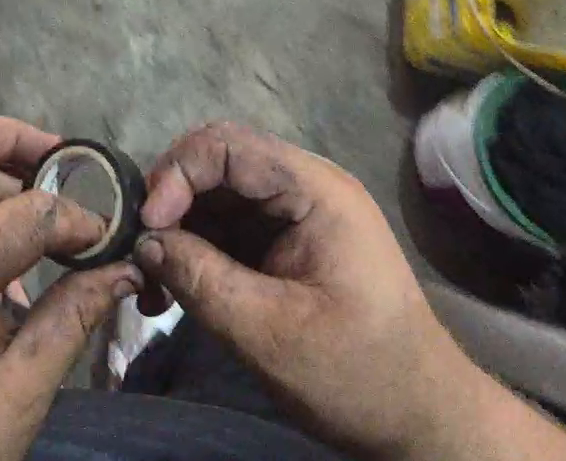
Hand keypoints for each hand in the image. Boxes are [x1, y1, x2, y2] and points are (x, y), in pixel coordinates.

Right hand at [136, 122, 565, 460]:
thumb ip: (202, 280)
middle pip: (217, 161)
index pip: (227, 146)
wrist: (422, 420)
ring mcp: (294, 212)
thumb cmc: (358, 375)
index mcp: (315, 191)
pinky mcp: (283, 240)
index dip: (178, 174)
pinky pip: (225, 224)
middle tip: (143, 247)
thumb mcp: (270, 334)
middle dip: (172, 198)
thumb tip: (144, 242)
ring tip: (152, 275)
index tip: (149, 225)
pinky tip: (172, 284)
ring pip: (215, 193)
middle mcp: (303, 187)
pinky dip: (193, 246)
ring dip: (177, 226)